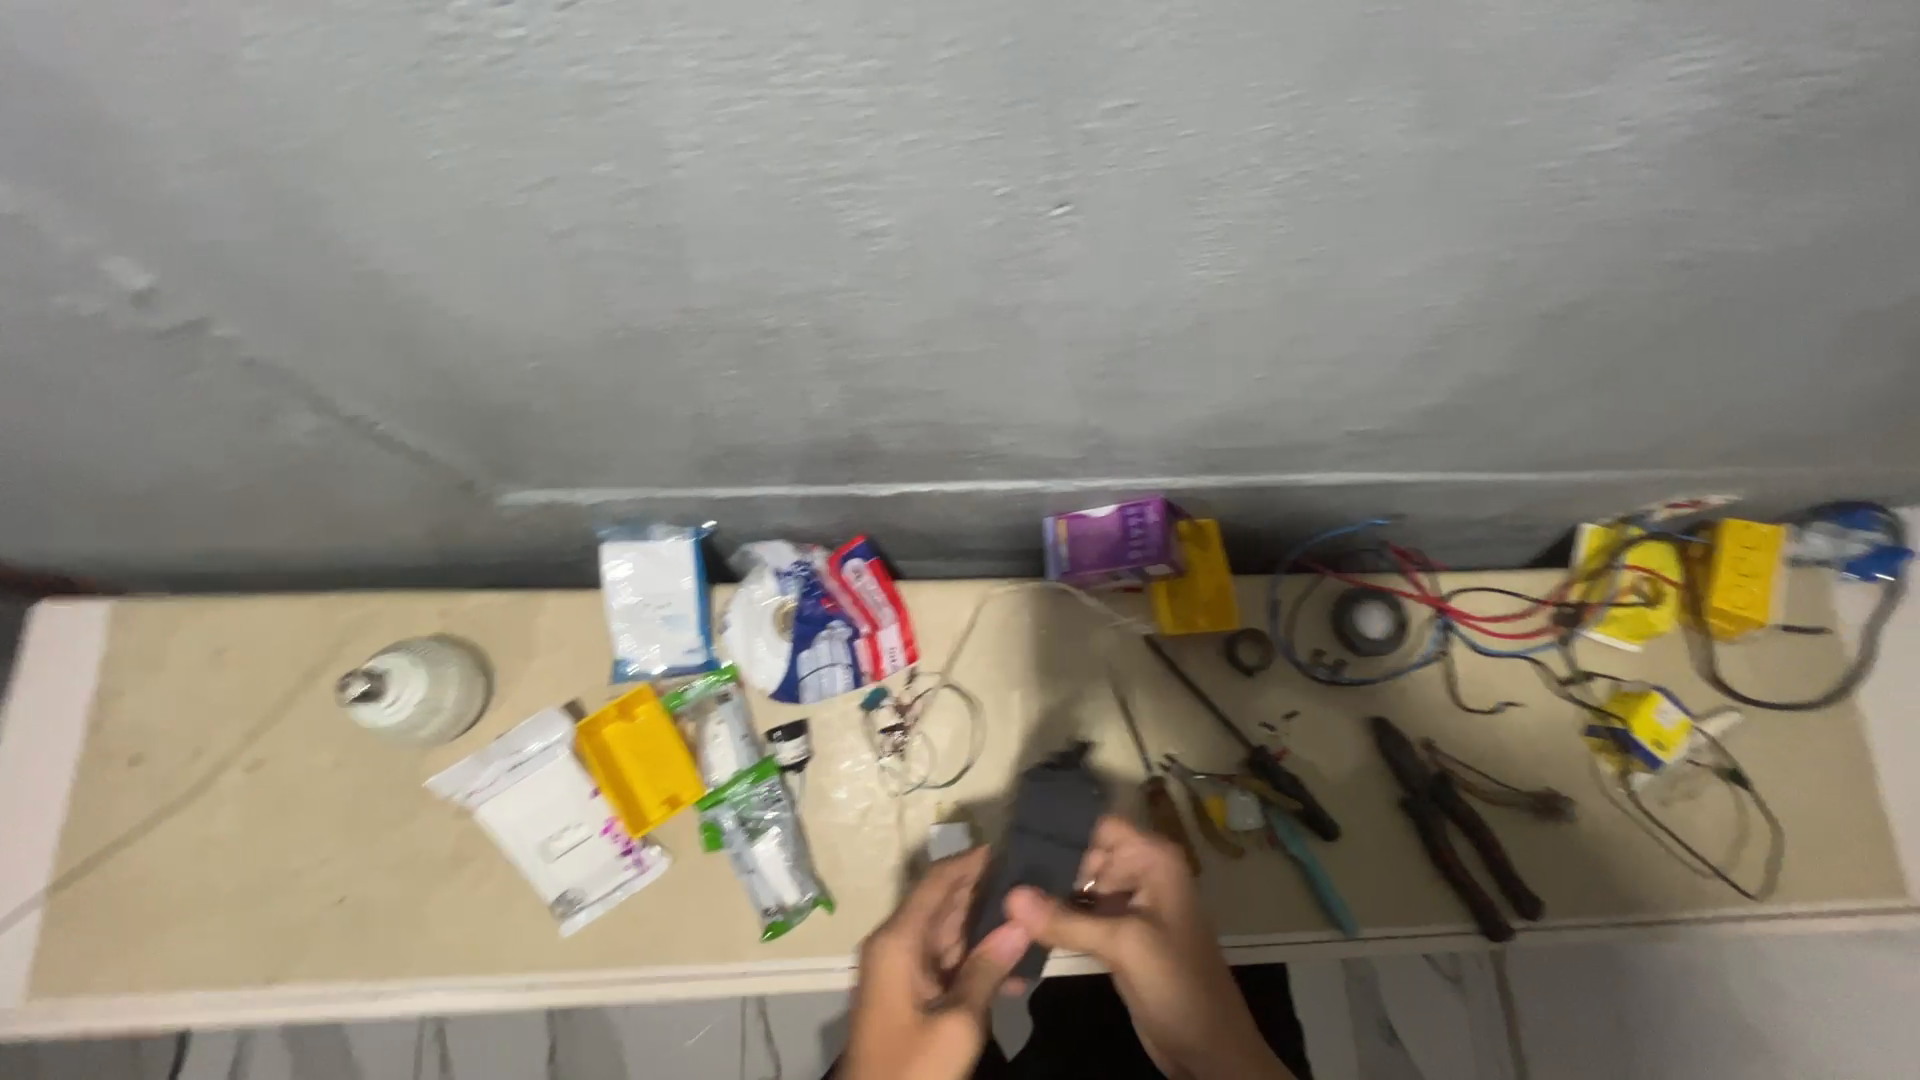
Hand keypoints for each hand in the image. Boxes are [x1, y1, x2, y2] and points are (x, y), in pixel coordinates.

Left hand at [841, 847, 1030, 1079]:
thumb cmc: (912, 1068)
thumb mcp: (957, 1023)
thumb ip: (987, 968)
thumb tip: (1020, 922)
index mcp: (898, 939)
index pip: (936, 881)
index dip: (970, 861)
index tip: (1008, 846)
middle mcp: (896, 944)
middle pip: (944, 902)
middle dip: (985, 889)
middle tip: (1031, 878)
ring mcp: (902, 969)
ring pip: (950, 931)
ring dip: (987, 926)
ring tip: (1033, 915)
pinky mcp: (912, 993)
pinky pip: (948, 961)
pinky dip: (977, 959)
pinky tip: (1016, 965)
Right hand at [1005, 816, 1295, 1079]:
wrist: (1210, 1051)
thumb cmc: (1178, 983)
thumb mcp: (1123, 945)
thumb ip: (1065, 921)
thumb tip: (1009, 896)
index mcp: (1153, 860)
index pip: (1098, 826)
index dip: (1062, 831)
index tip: (1016, 841)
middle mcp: (1141, 873)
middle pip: (1084, 854)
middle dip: (1048, 866)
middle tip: (1001, 875)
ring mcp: (1129, 905)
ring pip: (1078, 885)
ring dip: (1047, 894)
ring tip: (1001, 895)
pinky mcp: (1118, 933)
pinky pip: (1080, 914)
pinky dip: (1056, 919)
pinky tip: (1019, 921)